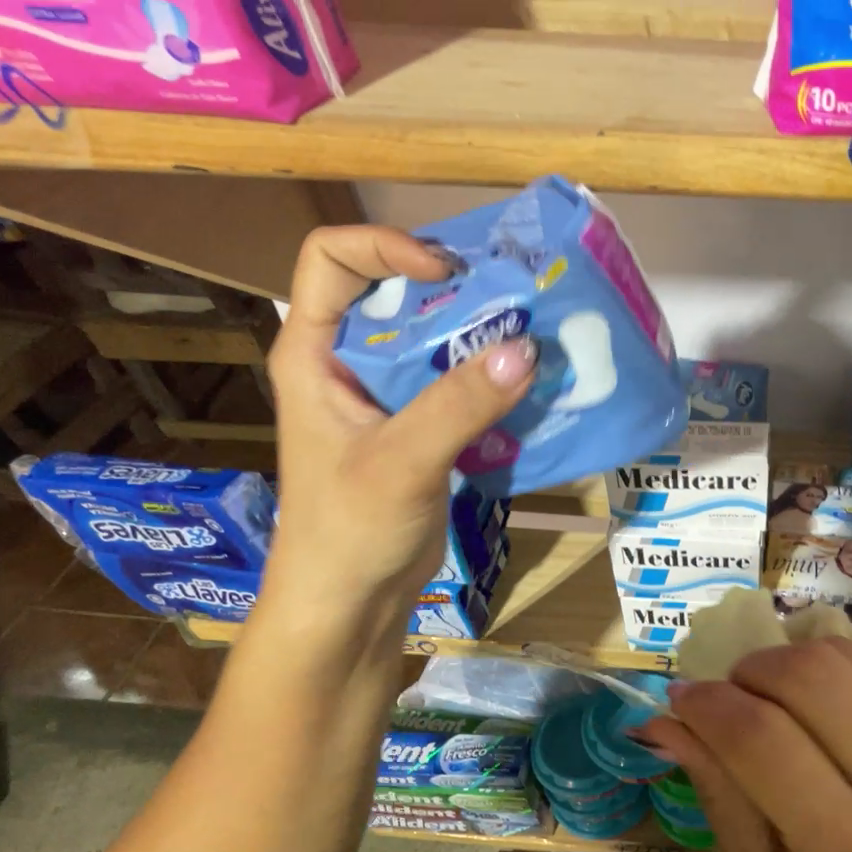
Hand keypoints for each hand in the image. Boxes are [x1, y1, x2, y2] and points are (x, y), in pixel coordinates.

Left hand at [263, 226, 536, 613]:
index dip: (386, 248)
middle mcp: (350, 365)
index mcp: (314, 353)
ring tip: (537, 342)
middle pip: (399, 298)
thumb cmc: (349, 529)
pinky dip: (496, 386)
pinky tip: (533, 394)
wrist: (351, 603)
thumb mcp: (401, 460)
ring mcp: (390, 401)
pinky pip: (461, 391)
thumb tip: (527, 351)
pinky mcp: (423, 433)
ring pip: (438, 346)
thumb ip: (459, 405)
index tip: (449, 274)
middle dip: (459, 295)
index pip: (333, 260)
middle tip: (517, 302)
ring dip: (486, 342)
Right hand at [642, 639, 851, 851]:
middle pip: (812, 674)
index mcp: (850, 847)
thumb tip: (663, 717)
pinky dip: (840, 676)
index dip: (710, 705)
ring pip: (845, 654)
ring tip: (782, 702)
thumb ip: (715, 789)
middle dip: (753, 669)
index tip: (682, 698)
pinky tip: (837, 717)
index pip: (764, 740)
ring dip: (793, 663)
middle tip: (735, 695)